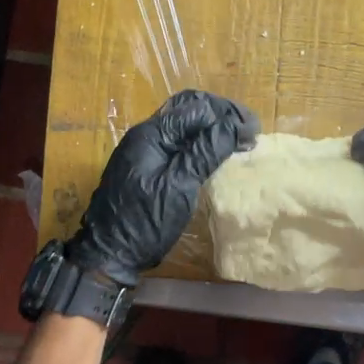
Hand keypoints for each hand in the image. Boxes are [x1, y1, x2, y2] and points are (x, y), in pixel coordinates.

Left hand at [68, 89, 259, 286]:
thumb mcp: (179, 186)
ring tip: (238, 142)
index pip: (196, 108)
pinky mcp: (148, 169)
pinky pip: (179, 145)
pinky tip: (216, 157)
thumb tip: (236, 125)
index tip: (255, 132)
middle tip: (250, 131)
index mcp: (152, 134)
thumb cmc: (144, 222)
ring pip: (184, 127)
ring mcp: (146, 152)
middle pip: (189, 110)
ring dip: (212, 129)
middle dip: (222, 116)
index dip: (228, 115)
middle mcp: (147, 135)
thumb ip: (206, 152)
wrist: (108, 255)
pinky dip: (201, 145)